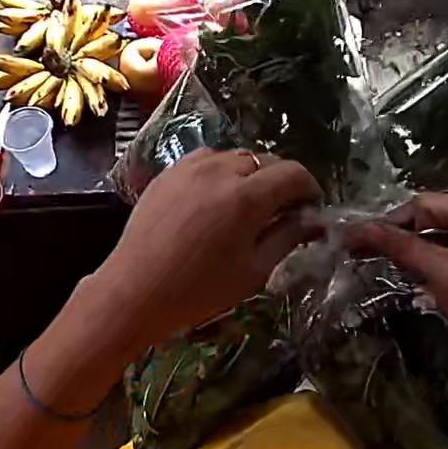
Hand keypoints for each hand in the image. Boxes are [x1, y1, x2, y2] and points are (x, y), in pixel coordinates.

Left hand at [93, 149, 323, 347]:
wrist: (135, 291)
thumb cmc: (200, 290)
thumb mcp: (255, 271)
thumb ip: (288, 238)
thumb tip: (312, 220)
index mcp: (247, 197)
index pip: (293, 173)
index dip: (309, 187)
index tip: (310, 206)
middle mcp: (220, 171)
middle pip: (267, 160)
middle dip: (281, 181)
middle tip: (281, 210)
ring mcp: (191, 167)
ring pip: (237, 157)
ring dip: (252, 174)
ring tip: (247, 203)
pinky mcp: (170, 171)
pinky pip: (208, 160)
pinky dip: (222, 172)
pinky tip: (216, 198)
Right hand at [346, 192, 447, 360]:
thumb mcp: (446, 277)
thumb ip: (405, 249)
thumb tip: (362, 230)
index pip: (427, 204)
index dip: (392, 220)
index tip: (359, 237)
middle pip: (431, 217)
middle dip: (399, 233)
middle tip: (361, 249)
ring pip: (437, 234)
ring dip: (410, 248)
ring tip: (376, 259)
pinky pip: (447, 250)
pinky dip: (426, 260)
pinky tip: (406, 270)